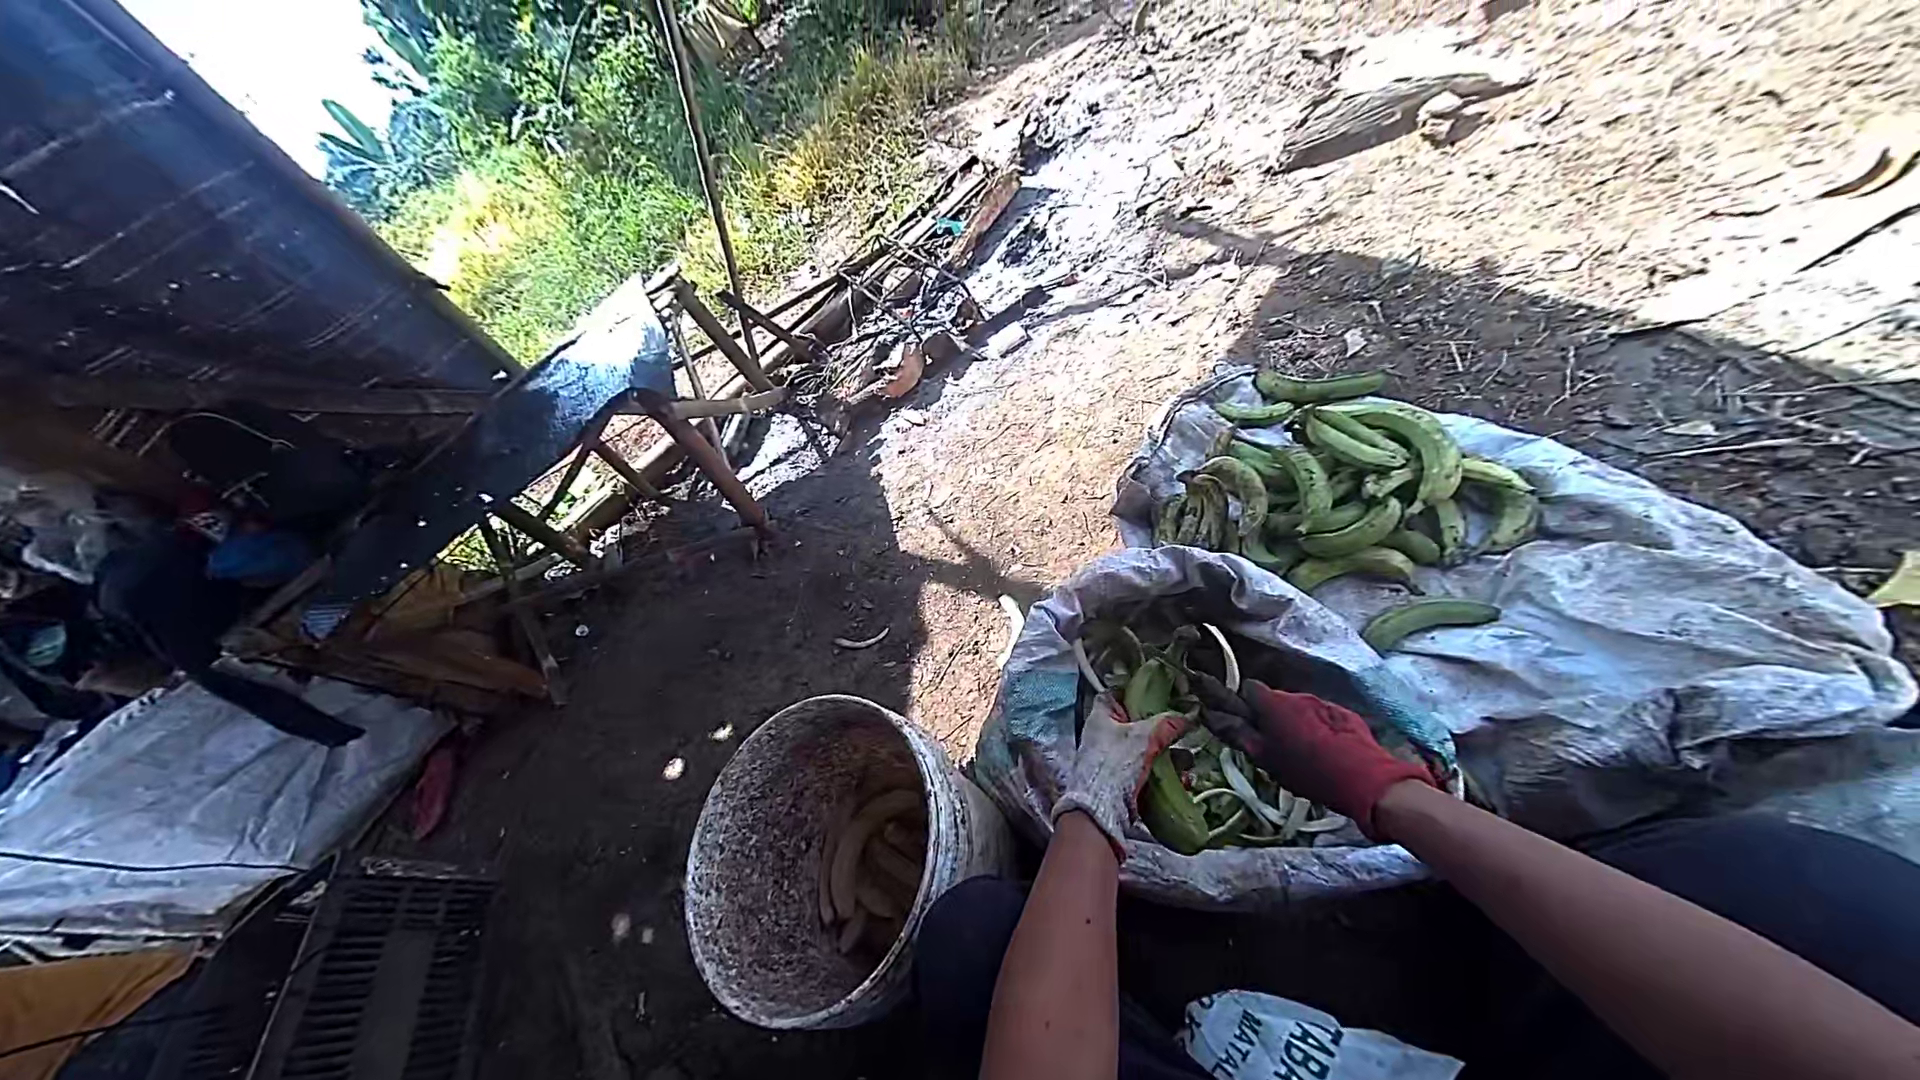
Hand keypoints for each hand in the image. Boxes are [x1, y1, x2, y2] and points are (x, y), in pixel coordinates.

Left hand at [1052, 693, 1188, 857]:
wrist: (1101, 810)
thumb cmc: (1116, 763)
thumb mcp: (1144, 737)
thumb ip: (1167, 724)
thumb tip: (1189, 715)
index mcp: (1102, 716)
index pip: (1115, 694)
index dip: (1134, 691)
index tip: (1157, 693)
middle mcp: (1105, 735)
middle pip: (1136, 724)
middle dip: (1162, 729)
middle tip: (1182, 730)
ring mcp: (1113, 759)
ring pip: (1145, 750)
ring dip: (1169, 756)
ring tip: (1188, 761)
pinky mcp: (1123, 781)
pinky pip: (1147, 772)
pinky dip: (1165, 775)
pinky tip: (1184, 780)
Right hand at [1201, 677, 1433, 839]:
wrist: (1367, 779)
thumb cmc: (1307, 771)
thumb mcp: (1265, 759)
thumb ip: (1239, 734)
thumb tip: (1210, 715)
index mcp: (1272, 703)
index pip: (1248, 687)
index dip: (1244, 703)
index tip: (1247, 722)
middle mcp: (1296, 695)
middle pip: (1275, 699)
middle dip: (1272, 716)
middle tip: (1276, 744)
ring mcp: (1323, 702)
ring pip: (1300, 709)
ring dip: (1297, 723)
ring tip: (1304, 751)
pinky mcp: (1345, 714)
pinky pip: (1323, 717)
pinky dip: (1319, 728)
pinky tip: (1326, 751)